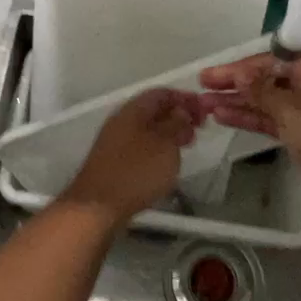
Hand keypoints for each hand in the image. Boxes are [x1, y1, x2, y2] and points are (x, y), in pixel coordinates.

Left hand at [60, 89, 205, 224]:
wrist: (97, 207)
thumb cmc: (136, 172)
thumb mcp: (165, 145)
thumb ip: (176, 125)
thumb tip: (181, 112)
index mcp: (133, 109)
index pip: (162, 93)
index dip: (185, 98)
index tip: (204, 111)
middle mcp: (121, 120)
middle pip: (153, 110)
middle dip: (177, 116)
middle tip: (197, 130)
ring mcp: (114, 141)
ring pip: (146, 129)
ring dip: (168, 133)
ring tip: (185, 146)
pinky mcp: (112, 161)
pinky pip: (139, 145)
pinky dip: (156, 148)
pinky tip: (165, 162)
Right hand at [200, 52, 300, 198]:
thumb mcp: (289, 107)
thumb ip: (260, 90)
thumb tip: (240, 74)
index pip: (269, 59)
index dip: (237, 67)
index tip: (210, 74)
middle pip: (266, 79)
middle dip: (234, 85)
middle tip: (201, 87)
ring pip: (266, 100)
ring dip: (238, 102)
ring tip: (204, 105)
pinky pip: (271, 118)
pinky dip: (250, 117)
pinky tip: (224, 117)